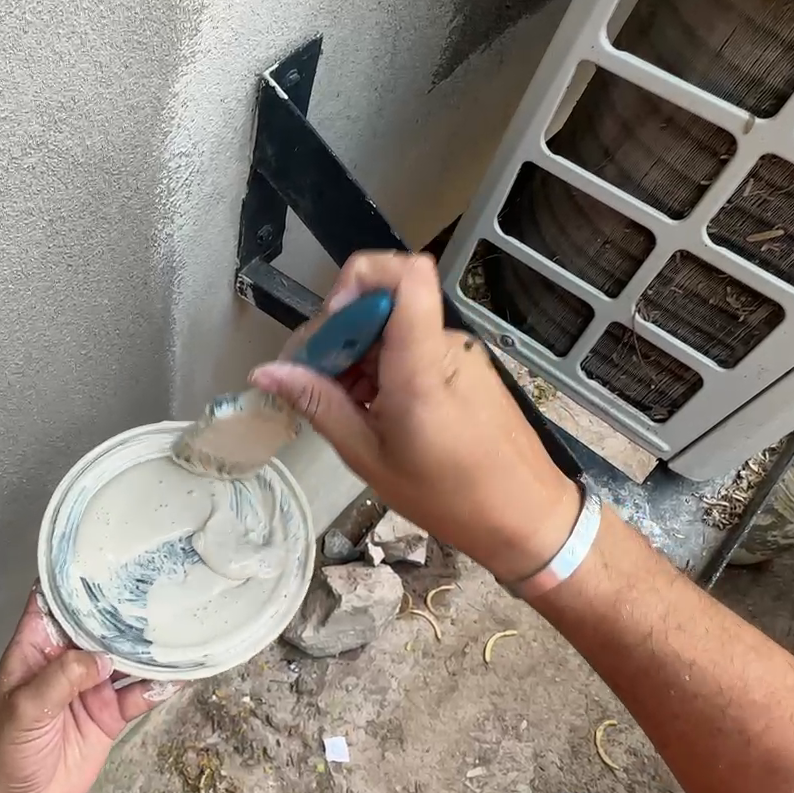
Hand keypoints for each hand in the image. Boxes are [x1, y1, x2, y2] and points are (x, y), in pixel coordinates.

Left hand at [0, 590, 179, 792]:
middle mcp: (67, 658)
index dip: (73, 578)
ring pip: (124, 657)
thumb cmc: (7, 750)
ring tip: (176, 624)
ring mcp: (91, 685)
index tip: (103, 556)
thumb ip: (61, 679)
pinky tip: (180, 672)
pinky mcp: (110, 712)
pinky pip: (139, 694)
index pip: (54, 601)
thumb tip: (101, 657)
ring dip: (147, 645)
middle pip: (97, 625)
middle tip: (155, 586)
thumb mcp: (25, 709)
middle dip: (122, 608)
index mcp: (38, 647)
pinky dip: (159, 684)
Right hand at [250, 251, 579, 582]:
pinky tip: (374, 413)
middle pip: (381, 305)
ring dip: (357, 359)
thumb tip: (266, 372)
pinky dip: (381, 371)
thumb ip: (319, 405)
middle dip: (338, 336)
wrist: (527, 519)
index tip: (331, 328)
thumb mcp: (368, 457)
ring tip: (347, 411)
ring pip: (392, 330)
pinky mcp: (466, 366)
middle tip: (316, 386)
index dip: (358, 281)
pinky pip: (411, 349)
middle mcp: (445, 346)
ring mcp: (459, 354)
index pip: (405, 274)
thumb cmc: (447, 497)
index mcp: (421, 367)